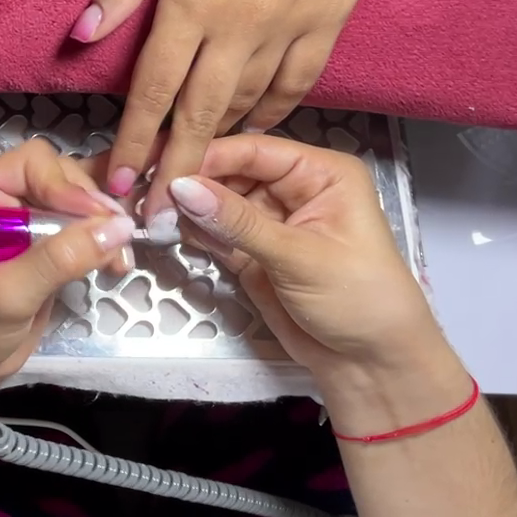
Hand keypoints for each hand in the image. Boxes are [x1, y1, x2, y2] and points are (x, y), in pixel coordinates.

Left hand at [0, 140, 134, 407]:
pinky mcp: (41, 241)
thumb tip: (116, 228)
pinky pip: (79, 223)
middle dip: (90, 206)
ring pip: (75, 197)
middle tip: (116, 241)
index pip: (29, 164)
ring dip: (102, 223)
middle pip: (59, 175)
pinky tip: (114, 261)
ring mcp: (21, 218)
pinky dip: (101, 237)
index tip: (96, 220)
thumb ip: (56, 260)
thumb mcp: (8, 296)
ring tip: (118, 259)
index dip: (66, 186)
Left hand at [74, 0, 429, 226]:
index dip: (132, 142)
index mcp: (194, 0)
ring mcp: (291, 28)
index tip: (119, 184)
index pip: (153, 90)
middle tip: (155, 214)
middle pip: (198, 116)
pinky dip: (269, 114)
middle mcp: (241, 27)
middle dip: (172, 169)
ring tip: (194, 183)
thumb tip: (83, 32)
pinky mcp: (331, 20)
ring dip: (216, 147)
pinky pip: (297, 84)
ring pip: (245, 105)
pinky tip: (251, 132)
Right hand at [165, 134, 466, 431]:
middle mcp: (292, 188)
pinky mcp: (250, 250)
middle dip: (190, 182)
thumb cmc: (359, 300)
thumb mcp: (299, 256)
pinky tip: (168, 230)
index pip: (252, 151)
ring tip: (148, 211)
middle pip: (229, 171)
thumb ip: (238, 222)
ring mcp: (269, 220)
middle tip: (145, 193)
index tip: (161, 167)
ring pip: (216, 200)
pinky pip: (213, 230)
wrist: (370, 366)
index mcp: (320, 173)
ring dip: (186, 207)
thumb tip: (182, 187)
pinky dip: (192, 231)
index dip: (206, 156)